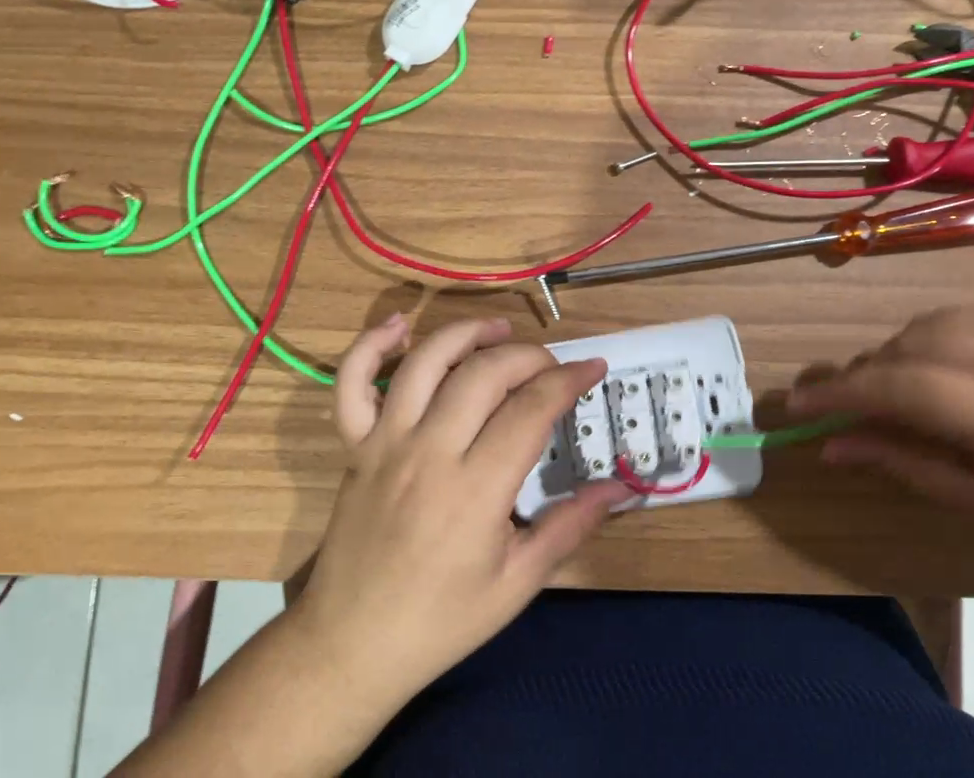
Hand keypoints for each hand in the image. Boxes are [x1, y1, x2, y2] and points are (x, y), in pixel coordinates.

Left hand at [288, 315, 630, 700]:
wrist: (354, 644)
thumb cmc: (444, 621)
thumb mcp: (519, 583)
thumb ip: (570, 527)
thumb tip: (622, 488)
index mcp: (476, 490)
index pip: (530, 409)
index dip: (568, 380)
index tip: (593, 369)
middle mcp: (429, 452)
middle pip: (484, 374)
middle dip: (528, 355)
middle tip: (553, 365)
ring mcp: (385, 444)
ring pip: (425, 363)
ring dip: (465, 334)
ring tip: (498, 329)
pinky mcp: (355, 447)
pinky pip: (351, 385)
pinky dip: (369, 348)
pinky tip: (398, 329)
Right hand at [787, 305, 973, 566]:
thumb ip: (906, 464)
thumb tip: (831, 445)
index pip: (901, 385)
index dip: (840, 391)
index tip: (796, 401)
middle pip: (911, 344)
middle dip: (865, 371)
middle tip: (841, 401)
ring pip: (935, 322)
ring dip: (897, 350)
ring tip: (889, 386)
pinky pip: (971, 312)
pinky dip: (937, 336)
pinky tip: (940, 365)